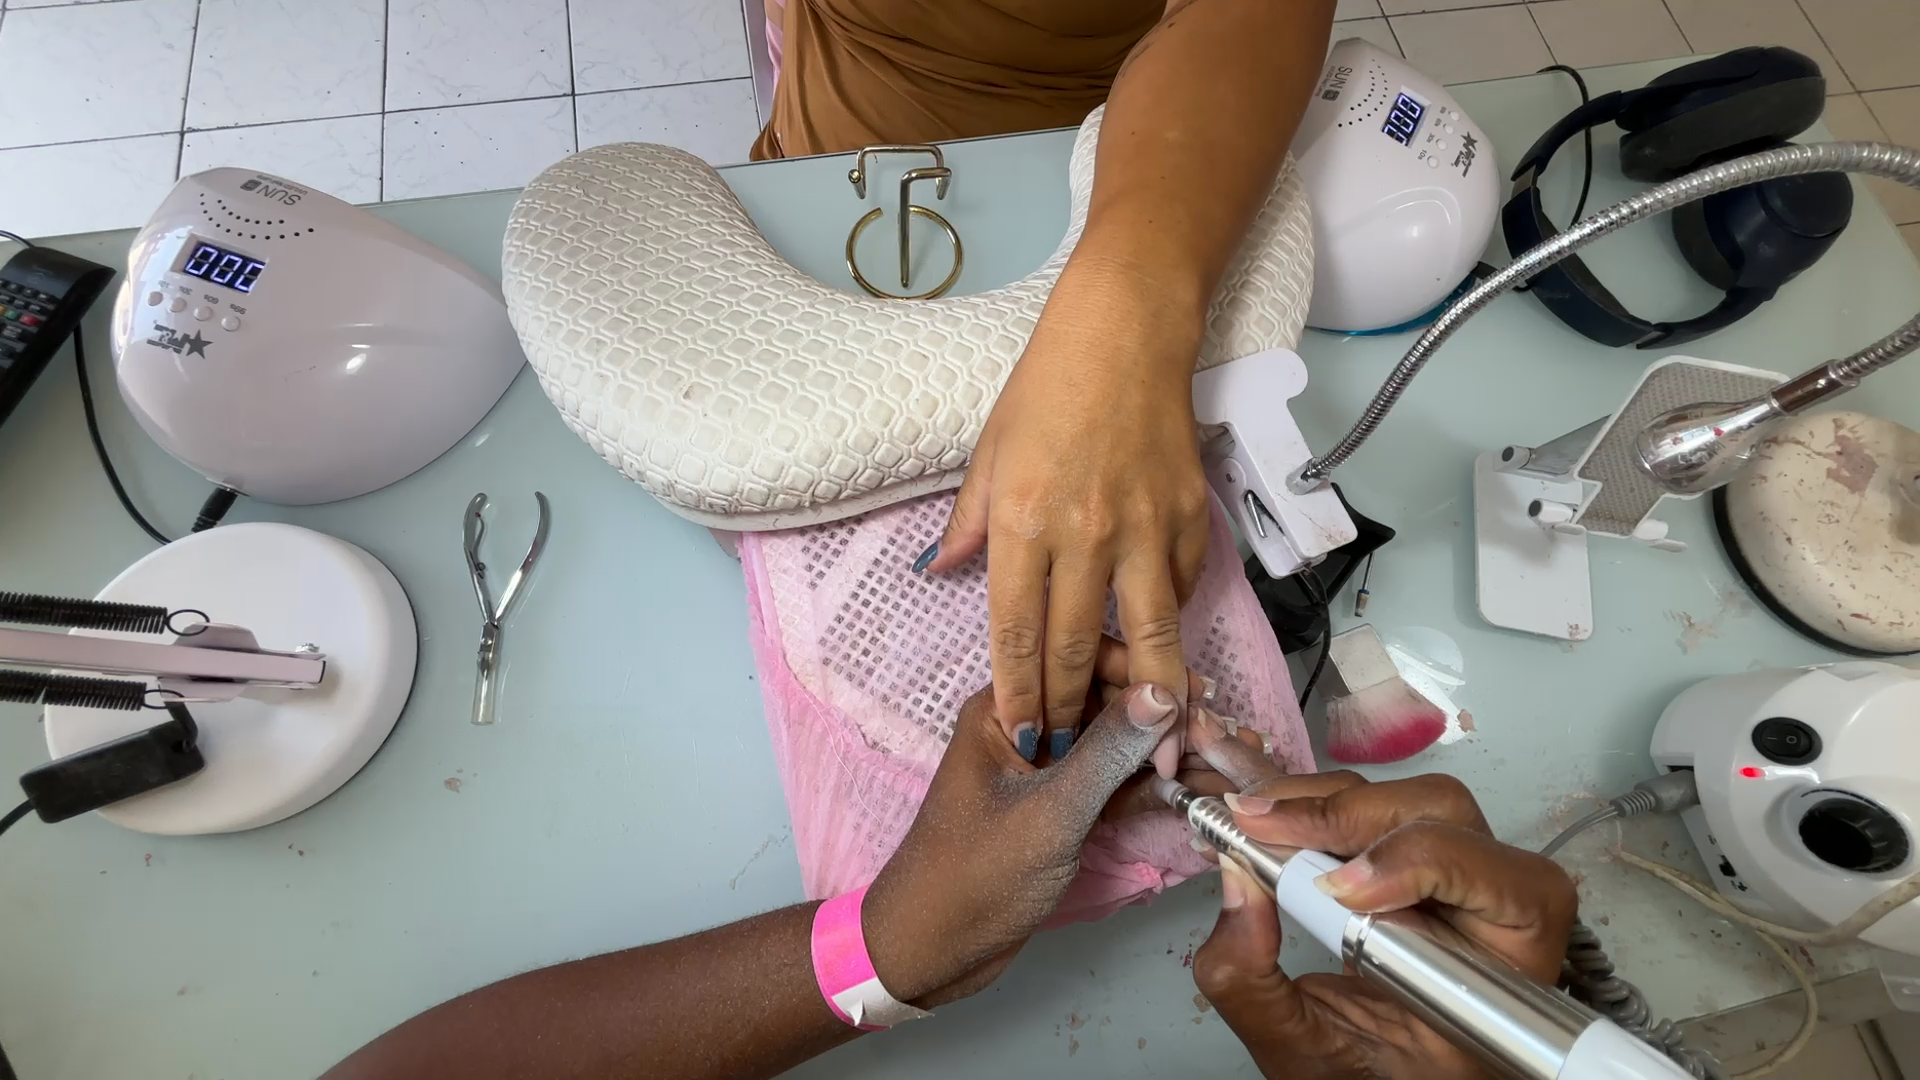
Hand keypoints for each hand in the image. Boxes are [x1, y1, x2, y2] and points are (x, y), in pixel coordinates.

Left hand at [859, 680, 1182, 1003]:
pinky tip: (1190, 783)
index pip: (1078, 659)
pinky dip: (1145, 782)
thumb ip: (1108, 752)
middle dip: (1156, 711)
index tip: (1191, 692)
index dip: (1137, 671)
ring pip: (1111, 740)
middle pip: (1101, 697)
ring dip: (1158, 747)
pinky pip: (1108, 779)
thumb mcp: (1049, 811)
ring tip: (1215, 753)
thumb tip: (1163, 690)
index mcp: (1005, 705)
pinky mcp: (1060, 802)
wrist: (934, 949)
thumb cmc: (977, 874)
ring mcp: (1044, 765)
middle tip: (1212, 730)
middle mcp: (1025, 724)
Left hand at [925, 260, 1210, 772]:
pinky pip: (1181, 591)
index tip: (1023, 735)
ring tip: (1131, 734)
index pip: (1016, 631)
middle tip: (1062, 749)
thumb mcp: (987, 455)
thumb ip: (967, 525)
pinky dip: (1169, 624)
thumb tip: (941, 573)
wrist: (1124, 338)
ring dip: (1137, 694)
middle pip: (1076, 646)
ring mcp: (1147, 531)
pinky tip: (1156, 641)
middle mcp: (1085, 537)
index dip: (1018, 693)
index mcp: (1023, 523)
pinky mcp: (1192, 520)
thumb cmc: (1044, 393)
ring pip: (1149, 636)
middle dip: (1067, 708)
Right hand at [1192, 771, 1577, 1079]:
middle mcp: (1490, 912)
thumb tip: (1234, 874)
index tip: (1331, 889)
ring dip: (1319, 798)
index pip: (1511, 890)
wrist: (1365, 1073)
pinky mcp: (1403, 847)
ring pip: (1403, 795)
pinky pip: (1367, 798)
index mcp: (1499, 983)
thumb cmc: (1358, 1076)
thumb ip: (1248, 978)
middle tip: (1262, 827)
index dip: (1419, 864)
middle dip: (1347, 813)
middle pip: (1447, 816)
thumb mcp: (1298, 1050)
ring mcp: (1449, 871)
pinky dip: (1308, 798)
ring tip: (1251, 820)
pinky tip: (1263, 819)